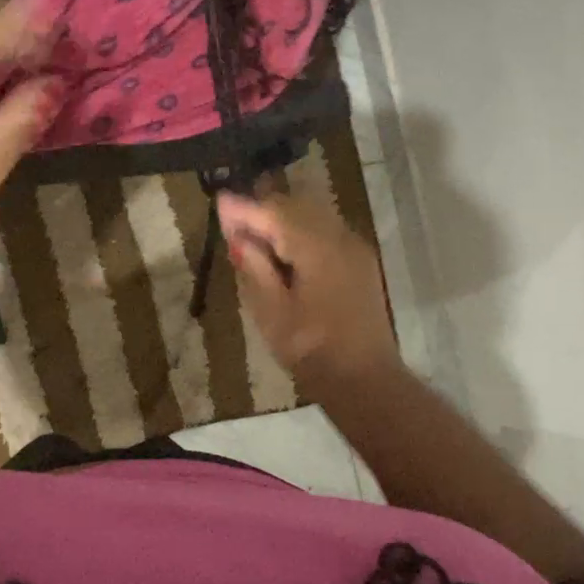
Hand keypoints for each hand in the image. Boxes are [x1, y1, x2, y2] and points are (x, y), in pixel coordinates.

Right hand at [218, 190, 399, 382]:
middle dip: (264, 209)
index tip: (218, 202)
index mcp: (317, 248)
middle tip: (232, 222)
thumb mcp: (271, 312)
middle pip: (297, 207)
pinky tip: (284, 252)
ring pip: (314, 217)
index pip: (275, 213)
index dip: (244, 208)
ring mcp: (355, 249)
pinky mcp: (361, 264)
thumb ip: (255, 266)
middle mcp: (341, 237)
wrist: (364, 380)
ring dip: (283, 220)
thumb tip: (238, 233)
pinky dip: (301, 232)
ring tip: (253, 237)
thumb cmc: (311, 351)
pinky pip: (326, 233)